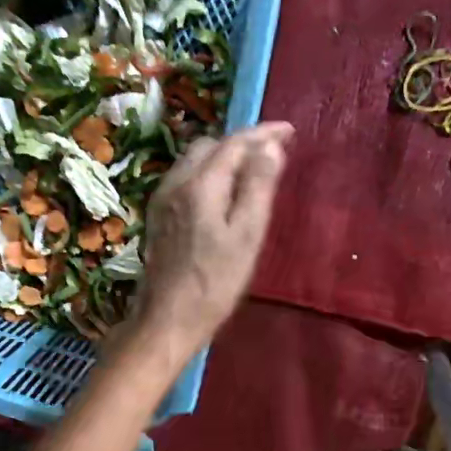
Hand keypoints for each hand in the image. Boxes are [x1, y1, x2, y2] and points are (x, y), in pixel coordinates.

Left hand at [135, 122, 292, 348]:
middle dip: (243, 141)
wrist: (168, 319)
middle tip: (275, 149)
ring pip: (196, 160)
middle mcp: (176, 183)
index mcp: (200, 185)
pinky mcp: (160, 216)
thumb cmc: (215, 282)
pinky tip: (225, 189)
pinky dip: (211, 171)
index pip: (234, 144)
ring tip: (254, 166)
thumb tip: (270, 146)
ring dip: (226, 155)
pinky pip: (188, 177)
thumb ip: (258, 187)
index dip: (263, 133)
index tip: (290, 130)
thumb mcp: (247, 235)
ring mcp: (163, 200)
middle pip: (211, 145)